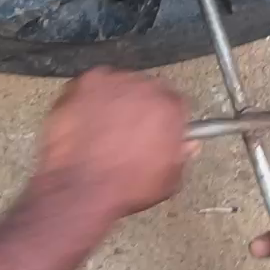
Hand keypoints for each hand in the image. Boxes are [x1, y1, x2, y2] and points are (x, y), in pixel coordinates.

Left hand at [33, 67, 192, 220]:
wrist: (82, 187)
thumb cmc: (122, 186)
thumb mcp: (168, 180)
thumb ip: (181, 154)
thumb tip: (187, 145)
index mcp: (170, 107)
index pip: (174, 102)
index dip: (163, 118)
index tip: (155, 129)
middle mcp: (145, 88)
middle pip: (146, 90)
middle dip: (138, 109)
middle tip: (127, 133)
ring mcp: (114, 82)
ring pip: (118, 86)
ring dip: (114, 103)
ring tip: (104, 131)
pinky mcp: (87, 84)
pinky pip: (91, 86)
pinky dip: (89, 101)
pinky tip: (89, 123)